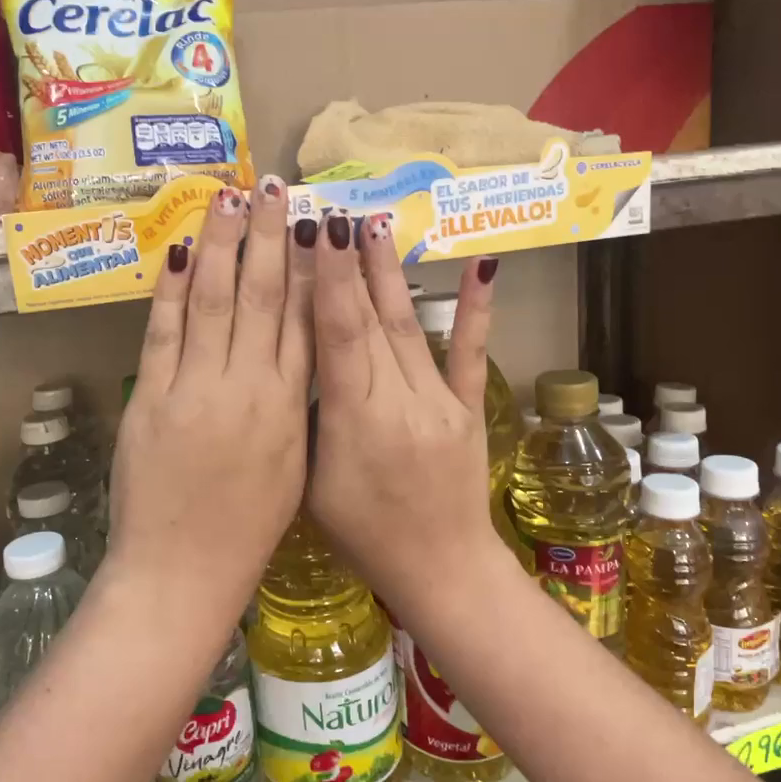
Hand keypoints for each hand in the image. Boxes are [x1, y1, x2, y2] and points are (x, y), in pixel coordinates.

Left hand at [106, 175, 313, 602]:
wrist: (184, 572)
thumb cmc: (248, 530)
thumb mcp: (293, 466)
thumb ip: (297, 406)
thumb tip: (300, 353)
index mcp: (292, 407)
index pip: (306, 320)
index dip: (311, 266)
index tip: (316, 224)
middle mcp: (251, 387)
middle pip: (263, 296)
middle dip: (270, 237)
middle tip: (277, 189)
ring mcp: (198, 389)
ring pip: (215, 300)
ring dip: (223, 245)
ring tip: (230, 199)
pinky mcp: (153, 398)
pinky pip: (165, 331)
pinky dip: (173, 288)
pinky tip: (180, 250)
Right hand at [306, 212, 502, 599]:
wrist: (440, 569)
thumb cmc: (363, 536)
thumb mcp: (313, 484)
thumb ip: (308, 419)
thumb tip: (298, 360)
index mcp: (353, 421)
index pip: (337, 336)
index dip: (327, 281)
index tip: (316, 232)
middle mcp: (398, 401)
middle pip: (371, 322)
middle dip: (352, 264)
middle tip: (338, 212)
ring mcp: (439, 402)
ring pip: (410, 328)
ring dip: (392, 275)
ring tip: (378, 224)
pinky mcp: (469, 409)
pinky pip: (472, 355)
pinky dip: (476, 311)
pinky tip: (482, 266)